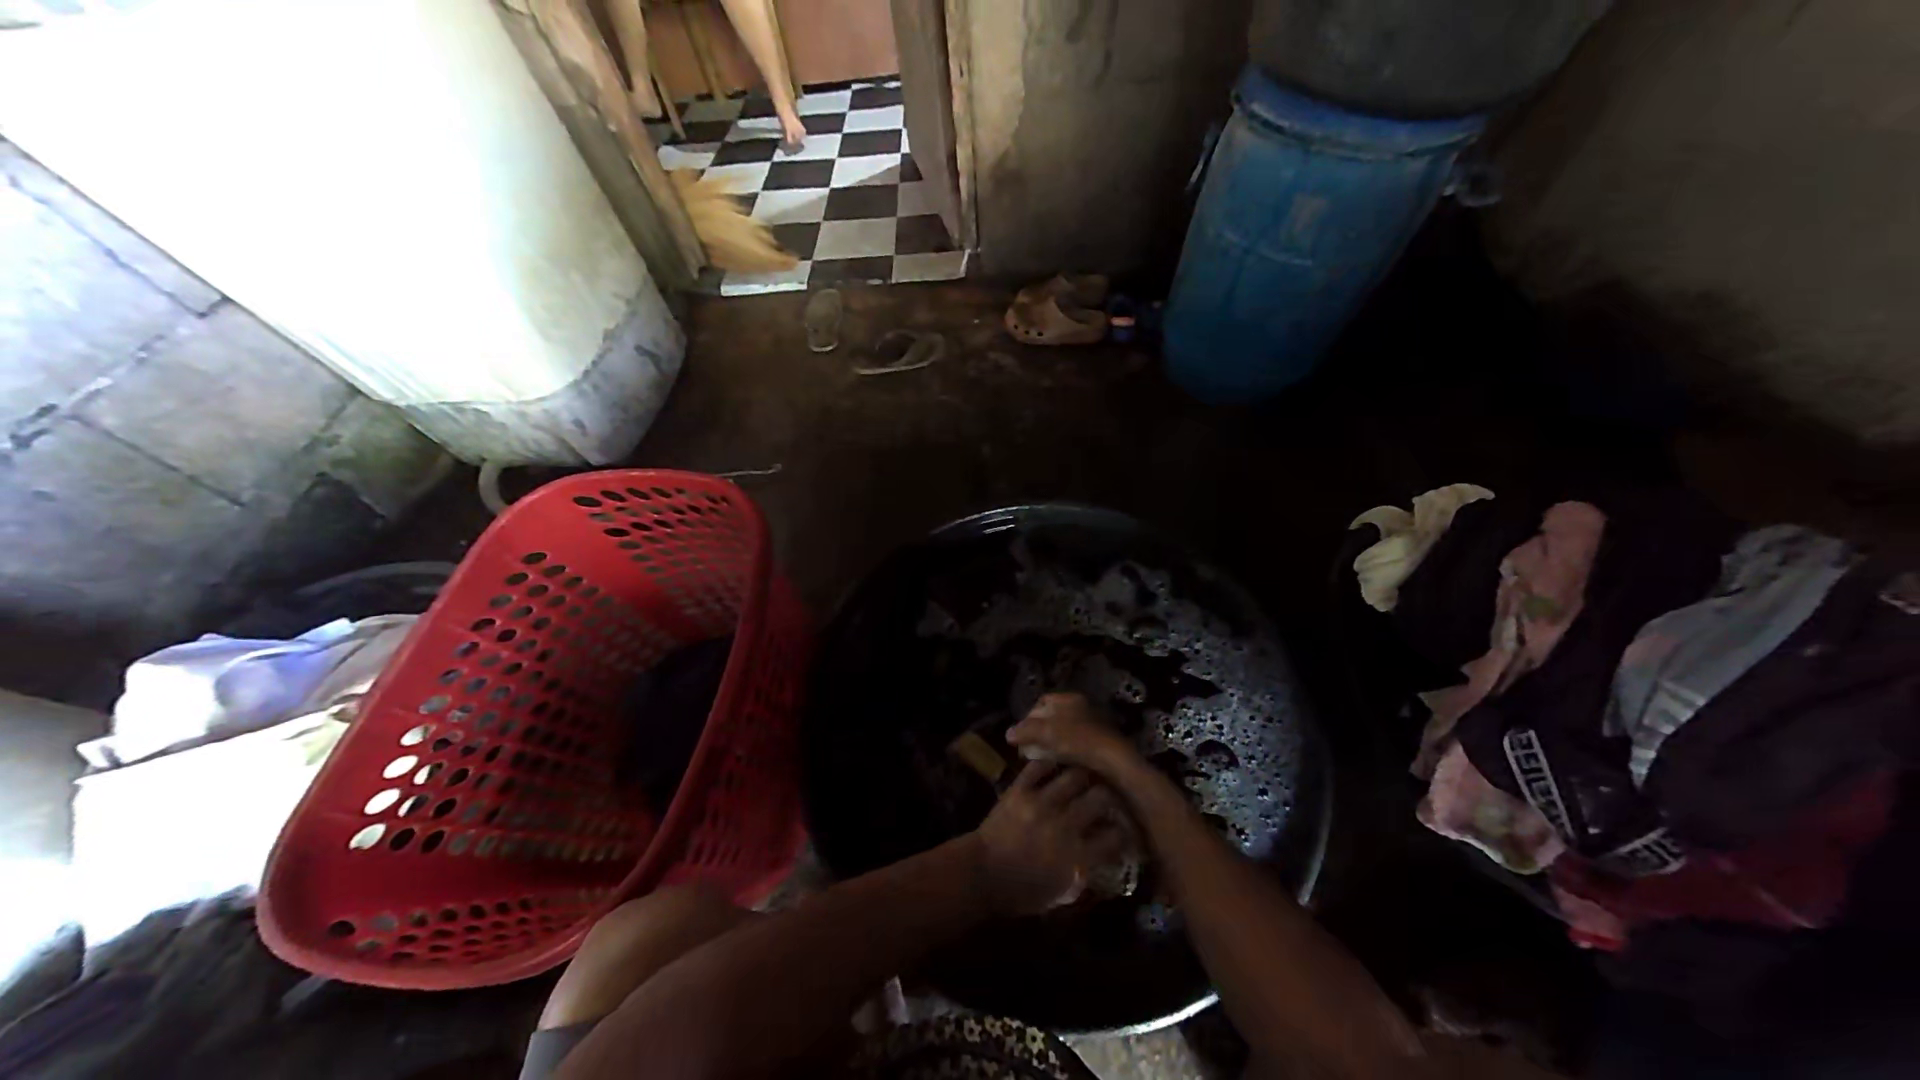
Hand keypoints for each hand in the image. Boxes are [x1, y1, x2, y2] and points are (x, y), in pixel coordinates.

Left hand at [970, 761, 1128, 915]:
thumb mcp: (1061, 894)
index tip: (1126, 826)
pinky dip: (1050, 763)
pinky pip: (1038, 767)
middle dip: (1111, 796)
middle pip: (1101, 797)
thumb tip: (1106, 859)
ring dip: (1085, 775)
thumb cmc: (1022, 892)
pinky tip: (1058, 764)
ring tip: (1089, 774)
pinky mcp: (1018, 790)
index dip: (1126, 829)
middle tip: (1111, 794)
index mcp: (1076, 855)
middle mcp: (1063, 824)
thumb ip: (1086, 874)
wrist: (980, 876)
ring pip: (1074, 775)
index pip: (1116, 835)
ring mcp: (1040, 803)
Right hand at [1005, 693, 1143, 782]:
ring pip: (1062, 733)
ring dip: (1050, 745)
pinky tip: (1058, 765)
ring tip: (1041, 760)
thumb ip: (1024, 730)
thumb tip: (1008, 734)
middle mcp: (1082, 708)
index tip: (1021, 734)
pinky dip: (1063, 754)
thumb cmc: (1077, 740)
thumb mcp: (1045, 732)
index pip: (1042, 702)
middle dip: (1038, 733)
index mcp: (1070, 699)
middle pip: (1051, 718)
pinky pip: (1074, 746)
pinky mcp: (1098, 744)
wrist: (1113, 762)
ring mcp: (1091, 726)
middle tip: (1028, 749)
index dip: (1028, 716)